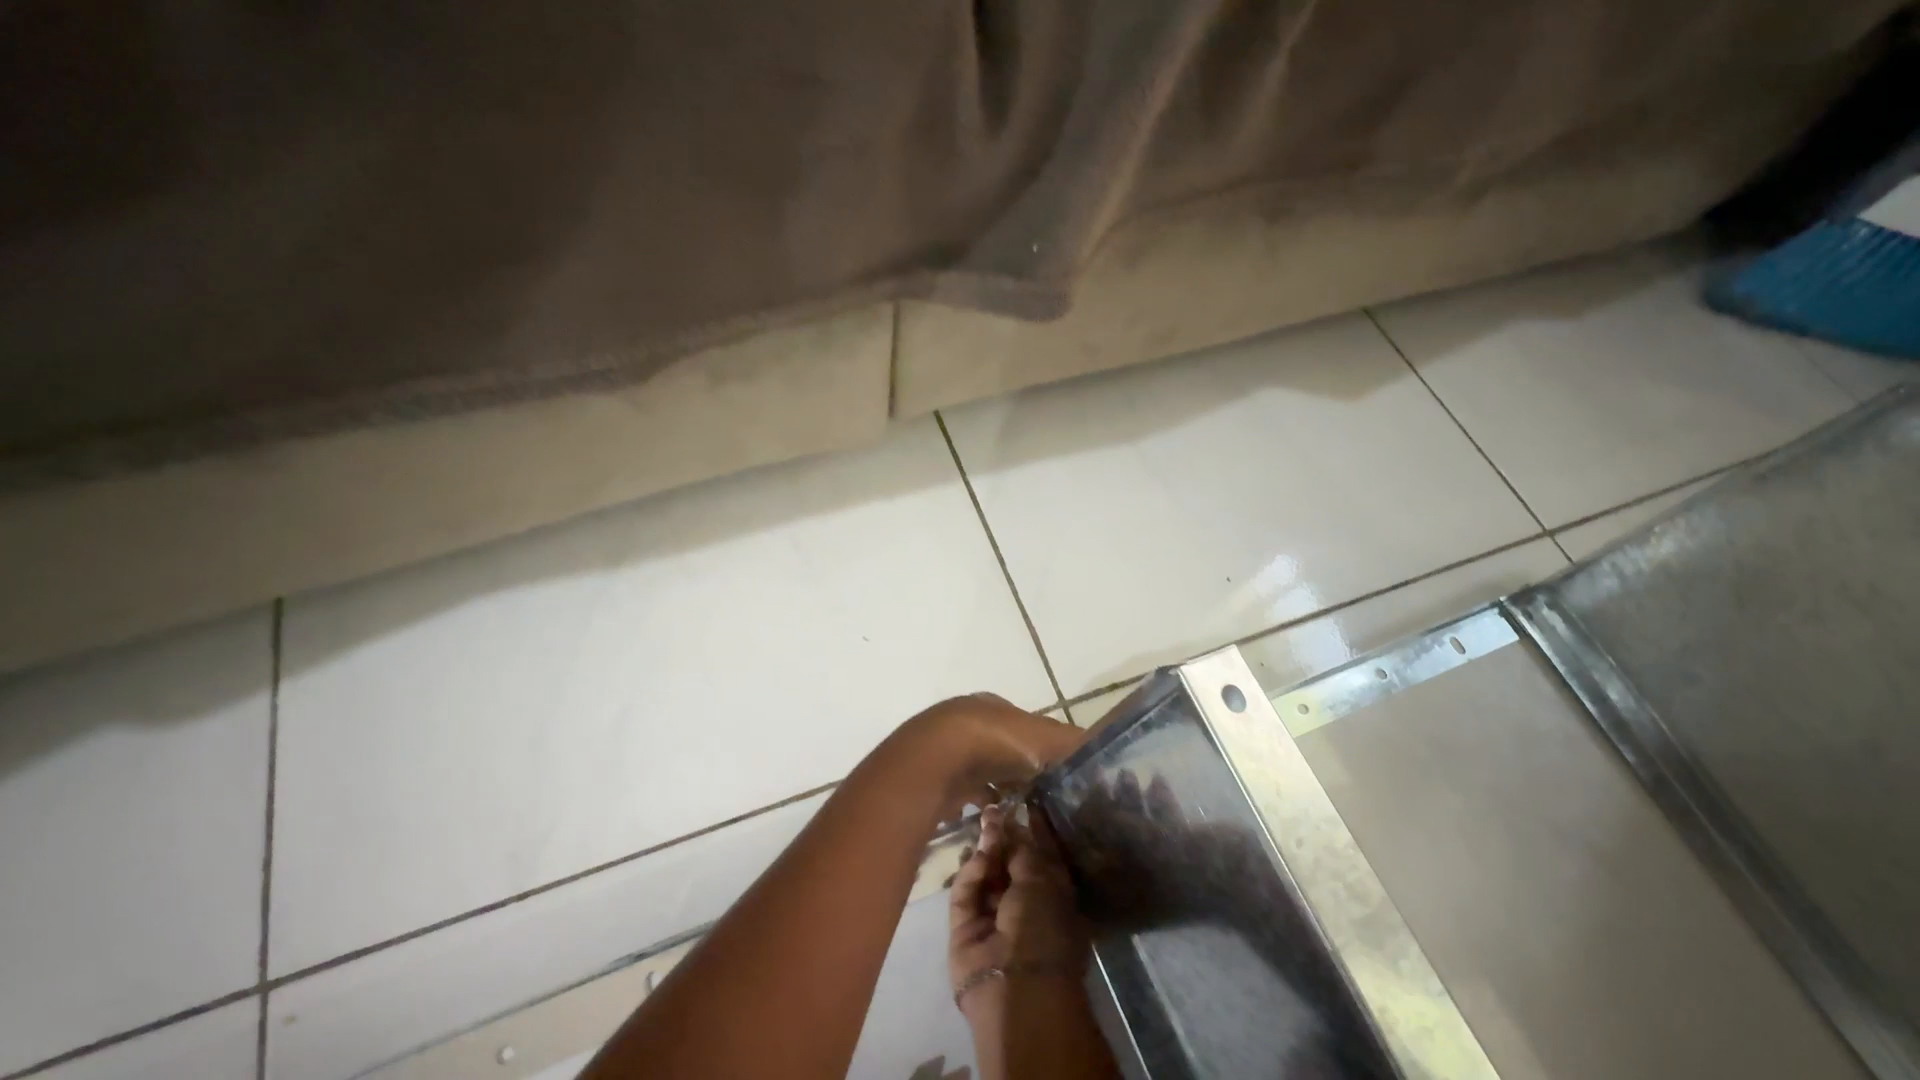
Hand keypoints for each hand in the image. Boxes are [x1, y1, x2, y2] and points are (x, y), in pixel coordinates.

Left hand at [899, 694, 1085, 817]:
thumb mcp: (1044, 737)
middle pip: (1003, 748)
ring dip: (999, 787)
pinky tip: (992, 818)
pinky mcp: (934, 777)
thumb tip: (1100, 748)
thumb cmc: (993, 741)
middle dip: (1021, 769)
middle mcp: (969, 721)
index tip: (1062, 773)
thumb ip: (1073, 742)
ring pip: (982, 770)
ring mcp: (947, 749)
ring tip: (1021, 811)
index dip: (1046, 747)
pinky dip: (979, 803)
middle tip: (1044, 797)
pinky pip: (964, 791)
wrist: (933, 762)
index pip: (1027, 725)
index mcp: (994, 706)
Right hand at [947, 805, 1089, 1023]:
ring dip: (986, 851)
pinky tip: (979, 859)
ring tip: (984, 823)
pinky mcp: (965, 928)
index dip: (1031, 831)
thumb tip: (1013, 824)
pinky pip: (966, 895)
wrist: (1015, 985)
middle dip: (1002, 838)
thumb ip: (1022, 850)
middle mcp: (1023, 906)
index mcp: (1053, 897)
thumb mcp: (1040, 880)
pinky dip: (971, 876)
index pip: (1041, 857)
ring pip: (985, 877)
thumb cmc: (1042, 928)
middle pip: (1009, 864)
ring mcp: (992, 918)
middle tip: (991, 809)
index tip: (1020, 804)